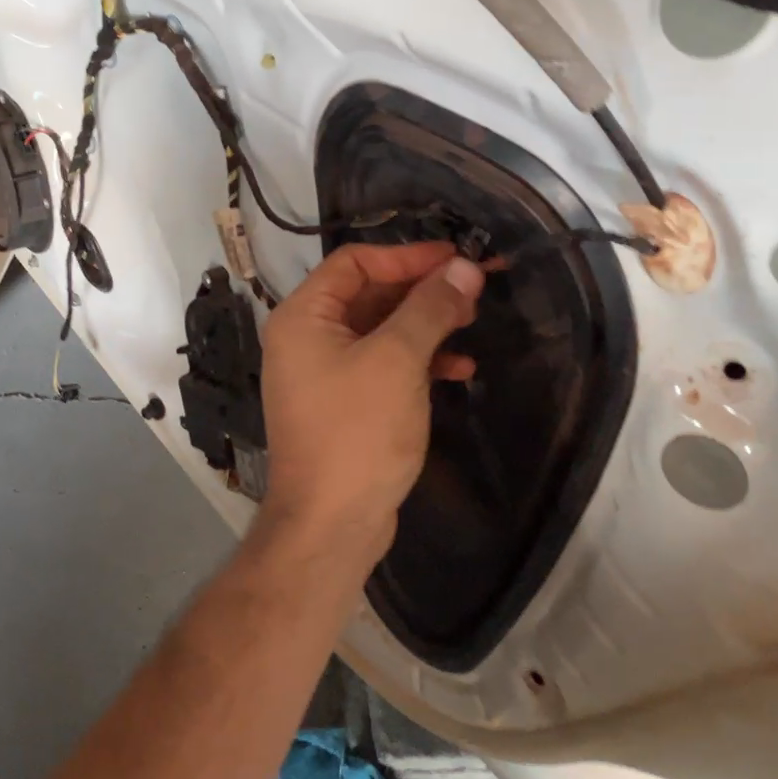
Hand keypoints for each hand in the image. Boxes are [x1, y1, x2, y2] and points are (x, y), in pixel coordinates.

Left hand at [257, 242, 483, 560]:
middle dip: (422, 291)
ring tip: (472, 324)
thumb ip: (430, 308)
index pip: (354, 262)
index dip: (407, 255)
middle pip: (369, 295)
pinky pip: (383, 367)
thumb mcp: (397, 361)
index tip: (457, 258)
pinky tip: (459, 370)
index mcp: (303, 317)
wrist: (330, 523)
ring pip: (380, 332)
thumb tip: (465, 268)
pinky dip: (419, 363)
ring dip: (425, 325)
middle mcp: (306, 339)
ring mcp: (324, 375)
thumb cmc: (357, 432)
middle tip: (474, 291)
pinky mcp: (345, 406)